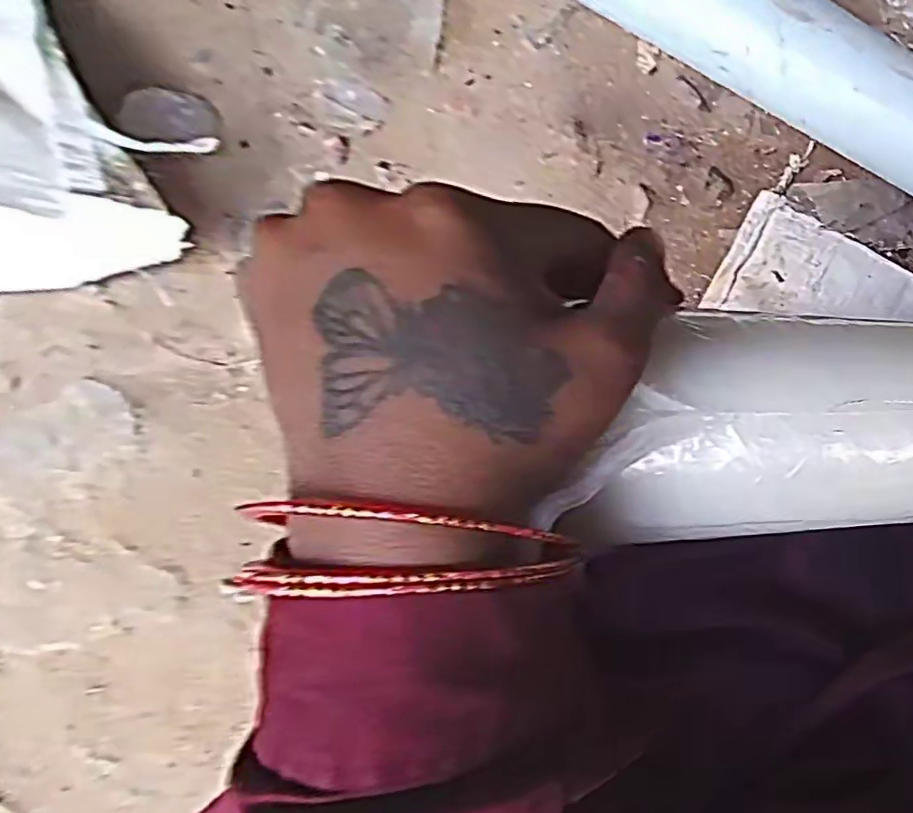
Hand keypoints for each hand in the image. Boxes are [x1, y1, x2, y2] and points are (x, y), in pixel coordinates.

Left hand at [241, 181, 681, 564]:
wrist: (407, 507)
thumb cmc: (513, 430)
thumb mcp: (607, 360)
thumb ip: (637, 288)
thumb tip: (644, 242)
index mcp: (462, 218)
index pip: (567, 235)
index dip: (603, 282)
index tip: (611, 321)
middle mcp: (370, 204)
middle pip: (491, 238)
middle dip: (526, 284)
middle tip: (541, 346)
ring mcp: (305, 238)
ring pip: (425, 248)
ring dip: (460, 284)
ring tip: (476, 350)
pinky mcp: (268, 279)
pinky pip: (362, 267)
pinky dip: (397, 294)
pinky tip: (418, 346)